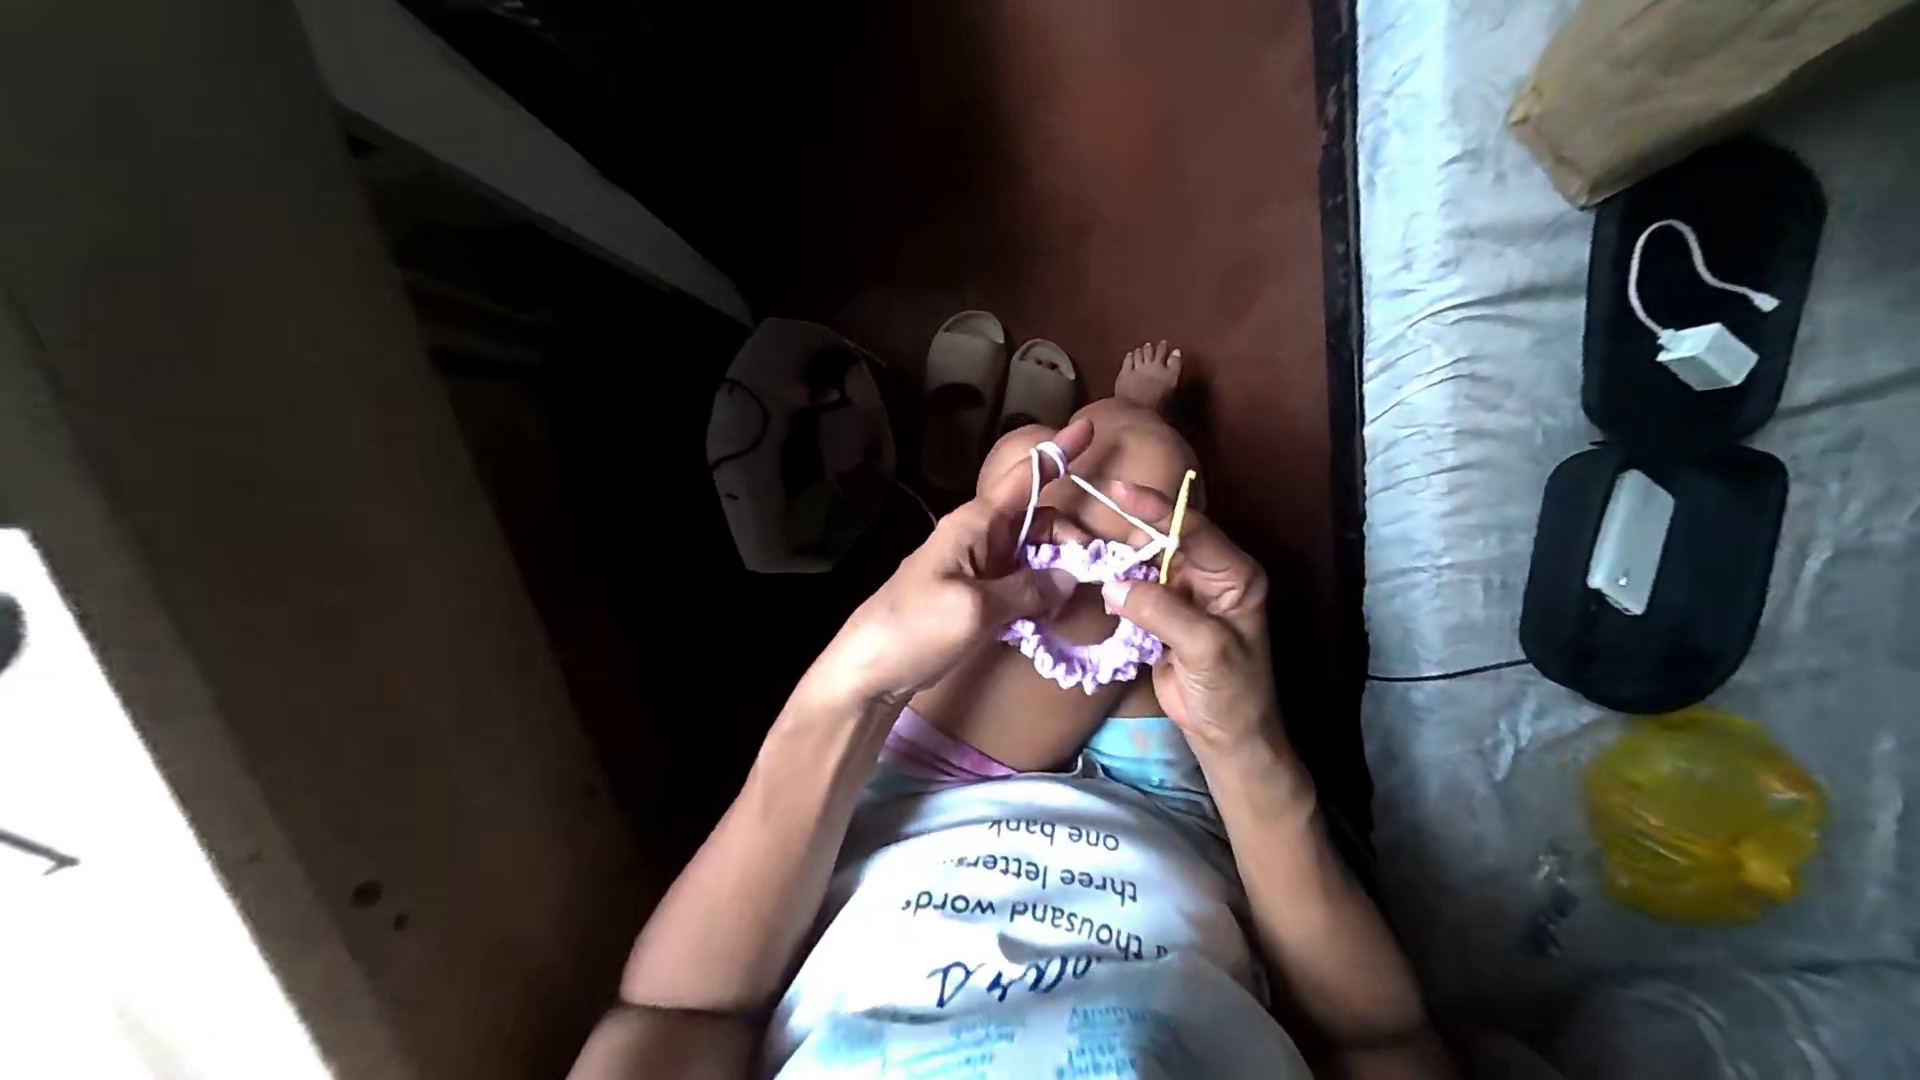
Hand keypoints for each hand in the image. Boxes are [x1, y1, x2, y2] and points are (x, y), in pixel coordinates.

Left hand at [805, 420, 1093, 709]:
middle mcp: (981, 537)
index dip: (1058, 453)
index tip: (1089, 426)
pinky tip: (1052, 618)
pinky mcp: (978, 595)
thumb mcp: (975, 609)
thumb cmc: (914, 628)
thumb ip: (1028, 590)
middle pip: (1040, 521)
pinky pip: (1021, 583)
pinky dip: (1041, 595)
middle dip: (1071, 540)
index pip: (1024, 478)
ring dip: (1059, 573)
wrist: (869, 669)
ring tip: (1070, 606)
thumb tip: (1071, 577)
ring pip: (1034, 554)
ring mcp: (979, 567)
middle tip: (1095, 574)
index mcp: (976, 524)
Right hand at [1097, 484, 1280, 755]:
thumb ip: (1162, 611)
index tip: (1119, 490)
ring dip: (1115, 554)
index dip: (1156, 507)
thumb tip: (1113, 584)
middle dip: (1127, 526)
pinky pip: (1133, 587)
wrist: (1226, 734)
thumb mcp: (1206, 648)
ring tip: (1080, 539)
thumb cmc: (1232, 691)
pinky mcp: (1160, 612)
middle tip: (1085, 510)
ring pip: (1143, 561)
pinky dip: (1112, 581)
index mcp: (1233, 574)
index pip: (1193, 529)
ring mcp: (1182, 593)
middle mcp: (1208, 575)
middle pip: (1164, 538)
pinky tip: (1091, 571)